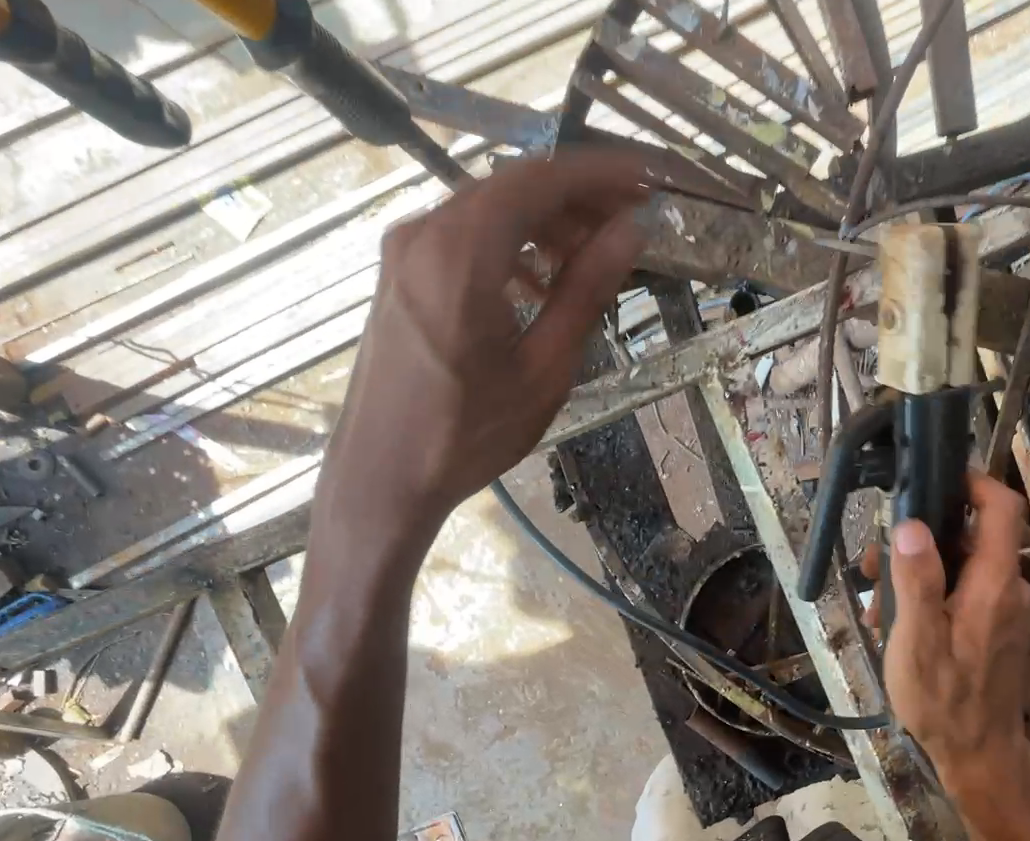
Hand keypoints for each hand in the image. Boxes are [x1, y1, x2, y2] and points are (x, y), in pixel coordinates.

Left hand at [315, 151, 648, 541]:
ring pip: (486, 209)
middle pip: (512, 188)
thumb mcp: (543, 369)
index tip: (647, 182)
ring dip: (541, 222)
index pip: (540, 180)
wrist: (382, 477)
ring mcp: (403, 252)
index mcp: (461, 253)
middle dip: (575, 198)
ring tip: (588, 258)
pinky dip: (506, 243)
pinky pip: (460, 236)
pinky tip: (535, 282)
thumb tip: (628, 231)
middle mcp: (424, 234)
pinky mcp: (398, 275)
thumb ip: (585, 291)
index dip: (599, 174)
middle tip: (626, 225)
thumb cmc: (467, 435)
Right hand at [882, 472, 1029, 794]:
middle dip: (921, 540)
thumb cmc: (943, 700)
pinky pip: (968, 594)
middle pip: (972, 537)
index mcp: (994, 584)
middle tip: (874, 566)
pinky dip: (935, 597)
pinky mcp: (1001, 629)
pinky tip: (901, 626)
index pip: (1001, 508)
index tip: (937, 478)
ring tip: (880, 607)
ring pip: (964, 567)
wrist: (978, 755)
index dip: (974, 482)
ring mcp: (1008, 610)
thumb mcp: (918, 640)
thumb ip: (917, 580)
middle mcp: (1011, 588)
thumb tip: (911, 525)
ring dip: (921, 574)